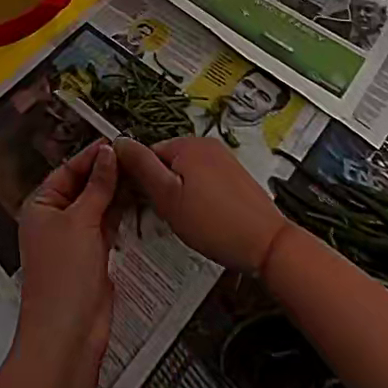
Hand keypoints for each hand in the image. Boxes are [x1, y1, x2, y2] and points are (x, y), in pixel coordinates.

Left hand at [16, 140, 118, 356]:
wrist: (68, 332)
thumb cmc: (61, 280)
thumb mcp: (81, 222)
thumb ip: (97, 187)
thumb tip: (107, 156)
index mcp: (40, 205)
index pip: (67, 170)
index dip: (91, 157)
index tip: (115, 145)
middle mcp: (54, 219)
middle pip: (82, 187)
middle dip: (105, 173)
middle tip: (133, 158)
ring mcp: (73, 239)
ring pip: (96, 206)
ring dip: (115, 193)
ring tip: (139, 175)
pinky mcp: (91, 256)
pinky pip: (106, 227)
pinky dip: (119, 215)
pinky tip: (135, 203)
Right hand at [115, 136, 289, 272]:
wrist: (270, 247)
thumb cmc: (213, 223)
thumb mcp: (167, 196)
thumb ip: (140, 165)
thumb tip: (117, 140)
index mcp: (186, 144)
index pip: (146, 155)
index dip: (141, 181)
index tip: (147, 204)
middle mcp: (205, 144)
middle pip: (166, 162)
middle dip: (162, 187)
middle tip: (170, 215)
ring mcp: (224, 159)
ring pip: (184, 173)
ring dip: (179, 193)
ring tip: (189, 220)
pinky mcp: (236, 176)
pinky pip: (204, 180)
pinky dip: (198, 196)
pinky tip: (205, 218)